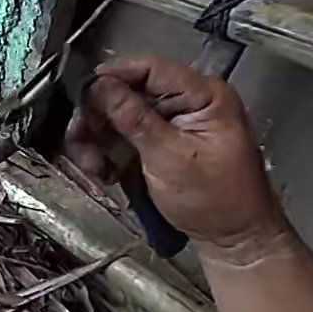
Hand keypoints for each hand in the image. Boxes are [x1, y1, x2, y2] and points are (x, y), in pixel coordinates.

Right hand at [66, 57, 285, 247]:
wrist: (233, 242)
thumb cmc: (218, 200)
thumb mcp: (170, 156)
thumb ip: (133, 118)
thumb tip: (100, 84)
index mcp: (202, 96)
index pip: (149, 69)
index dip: (112, 77)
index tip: (83, 92)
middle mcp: (184, 103)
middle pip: (125, 93)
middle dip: (98, 117)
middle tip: (79, 137)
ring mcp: (167, 124)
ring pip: (115, 117)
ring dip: (96, 140)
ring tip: (92, 165)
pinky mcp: (154, 144)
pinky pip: (119, 138)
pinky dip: (105, 153)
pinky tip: (102, 171)